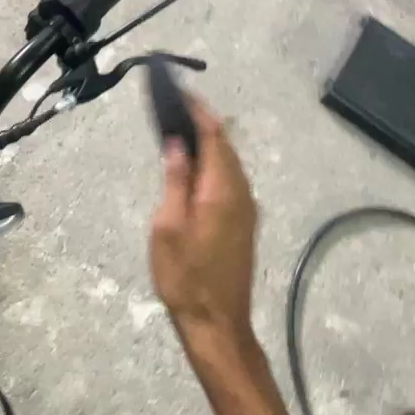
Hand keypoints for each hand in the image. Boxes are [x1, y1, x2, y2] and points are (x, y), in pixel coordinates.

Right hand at [149, 96, 258, 341]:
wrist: (217, 324)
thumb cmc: (185, 276)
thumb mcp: (168, 227)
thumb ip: (176, 181)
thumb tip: (178, 143)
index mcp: (222, 189)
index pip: (213, 135)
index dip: (197, 110)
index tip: (178, 90)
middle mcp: (241, 193)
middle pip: (225, 145)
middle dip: (202, 120)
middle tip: (175, 104)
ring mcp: (246, 209)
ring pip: (229, 161)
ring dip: (209, 141)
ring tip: (181, 127)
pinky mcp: (244, 222)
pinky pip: (230, 177)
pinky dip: (213, 161)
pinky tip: (195, 165)